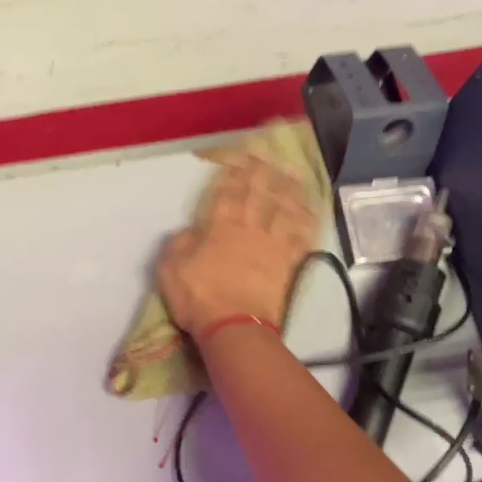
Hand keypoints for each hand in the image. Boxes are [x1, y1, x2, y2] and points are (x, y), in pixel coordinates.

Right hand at [156, 155, 320, 339]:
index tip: (242, 156)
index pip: (228, 193)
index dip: (235, 174)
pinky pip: (301, 237)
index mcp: (219, 228)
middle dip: (263, 173)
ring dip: (289, 191)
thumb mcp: (170, 269)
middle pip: (259, 195)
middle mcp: (249, 229)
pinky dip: (308, 221)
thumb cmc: (198, 298)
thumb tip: (189, 231)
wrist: (234, 326)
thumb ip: (178, 244)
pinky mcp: (288, 264)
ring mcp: (272, 246)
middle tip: (270, 154)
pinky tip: (312, 210)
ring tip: (295, 175)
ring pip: (284, 211)